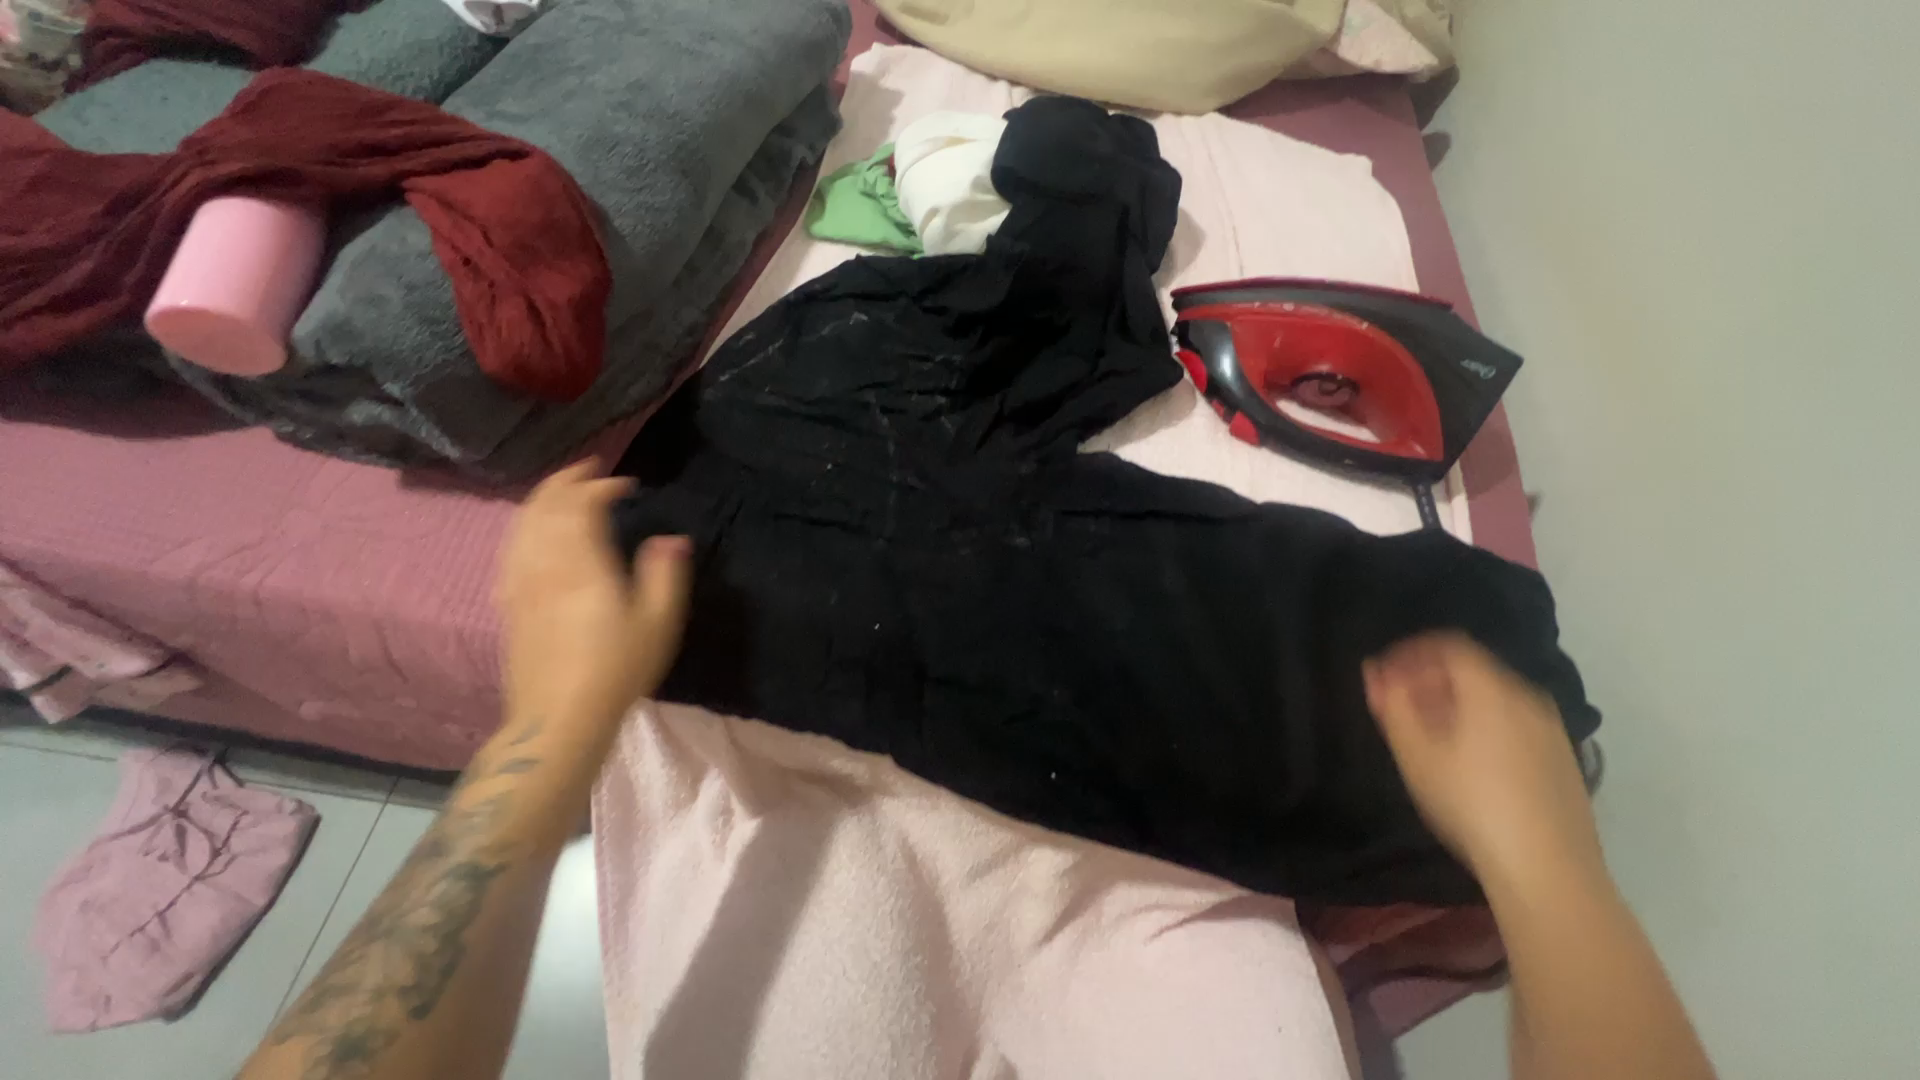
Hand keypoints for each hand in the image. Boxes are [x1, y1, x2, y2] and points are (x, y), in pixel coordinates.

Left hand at [495, 460, 691, 724]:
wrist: (558, 717)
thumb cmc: (617, 669)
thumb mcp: (658, 623)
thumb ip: (665, 574)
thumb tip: (671, 540)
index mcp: (583, 563)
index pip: (581, 505)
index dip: (601, 486)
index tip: (626, 484)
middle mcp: (545, 563)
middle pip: (545, 506)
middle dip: (567, 481)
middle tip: (590, 470)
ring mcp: (521, 582)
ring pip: (522, 523)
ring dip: (542, 498)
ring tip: (562, 489)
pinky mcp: (509, 602)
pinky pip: (510, 548)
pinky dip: (523, 525)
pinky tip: (532, 530)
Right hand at [1363, 632, 1605, 893]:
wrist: (1549, 870)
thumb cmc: (1470, 803)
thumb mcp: (1416, 754)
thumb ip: (1392, 705)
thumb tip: (1375, 673)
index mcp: (1491, 688)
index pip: (1448, 645)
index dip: (1410, 652)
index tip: (1383, 676)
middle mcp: (1527, 698)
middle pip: (1472, 670)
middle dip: (1429, 680)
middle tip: (1398, 707)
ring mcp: (1551, 729)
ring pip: (1494, 698)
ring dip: (1454, 704)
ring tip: (1428, 738)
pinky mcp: (1563, 759)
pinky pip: (1513, 722)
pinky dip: (1482, 725)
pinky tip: (1467, 763)